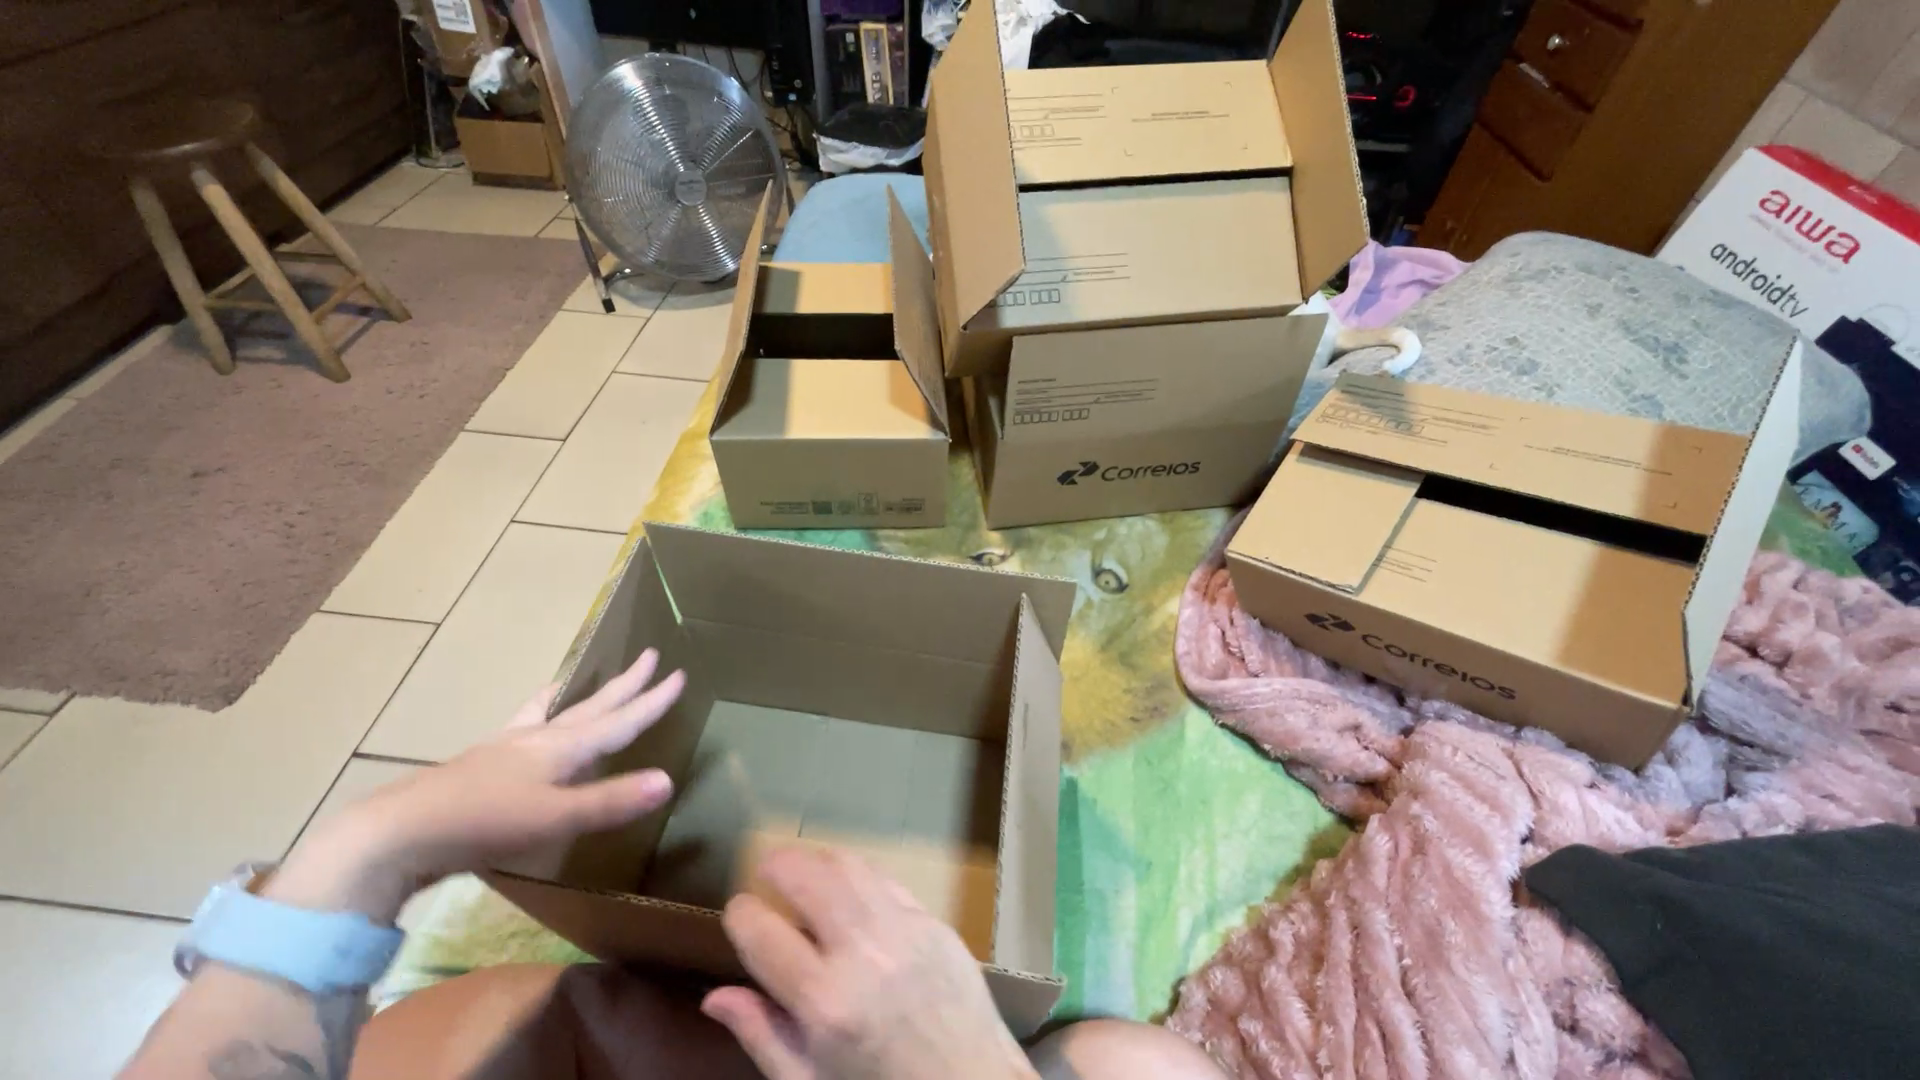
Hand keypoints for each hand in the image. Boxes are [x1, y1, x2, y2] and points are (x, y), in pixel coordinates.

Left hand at [266, 650, 685, 922]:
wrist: (399, 831)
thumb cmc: (483, 823)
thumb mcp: (554, 817)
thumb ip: (610, 800)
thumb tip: (668, 779)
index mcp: (562, 749)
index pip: (619, 721)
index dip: (651, 702)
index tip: (678, 675)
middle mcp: (539, 739)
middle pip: (592, 707)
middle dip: (625, 686)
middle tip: (650, 657)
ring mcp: (507, 747)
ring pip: (554, 713)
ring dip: (578, 697)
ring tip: (581, 679)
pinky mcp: (483, 763)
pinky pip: (523, 727)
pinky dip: (537, 716)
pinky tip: (528, 726)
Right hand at [701, 847, 1036, 1079]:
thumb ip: (763, 1035)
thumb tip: (714, 997)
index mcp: (824, 1002)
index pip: (761, 933)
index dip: (739, 913)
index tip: (737, 912)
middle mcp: (861, 953)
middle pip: (806, 877)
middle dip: (776, 865)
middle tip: (764, 873)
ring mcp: (902, 929)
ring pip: (847, 866)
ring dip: (816, 859)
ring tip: (801, 869)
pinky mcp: (932, 920)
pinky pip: (885, 878)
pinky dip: (857, 872)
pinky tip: (847, 884)